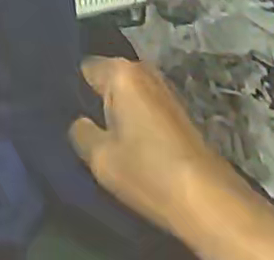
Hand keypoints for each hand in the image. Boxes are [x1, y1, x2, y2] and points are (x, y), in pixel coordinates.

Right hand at [70, 57, 273, 259]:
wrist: (213, 204)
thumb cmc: (150, 173)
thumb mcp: (99, 156)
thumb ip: (78, 130)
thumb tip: (78, 121)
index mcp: (120, 71)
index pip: (80, 68)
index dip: (69, 89)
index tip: (61, 110)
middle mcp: (143, 70)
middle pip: (105, 79)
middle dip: (93, 99)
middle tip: (81, 126)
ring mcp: (164, 90)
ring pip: (125, 95)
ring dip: (114, 111)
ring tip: (104, 137)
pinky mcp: (178, 112)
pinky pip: (142, 106)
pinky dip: (134, 121)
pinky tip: (129, 144)